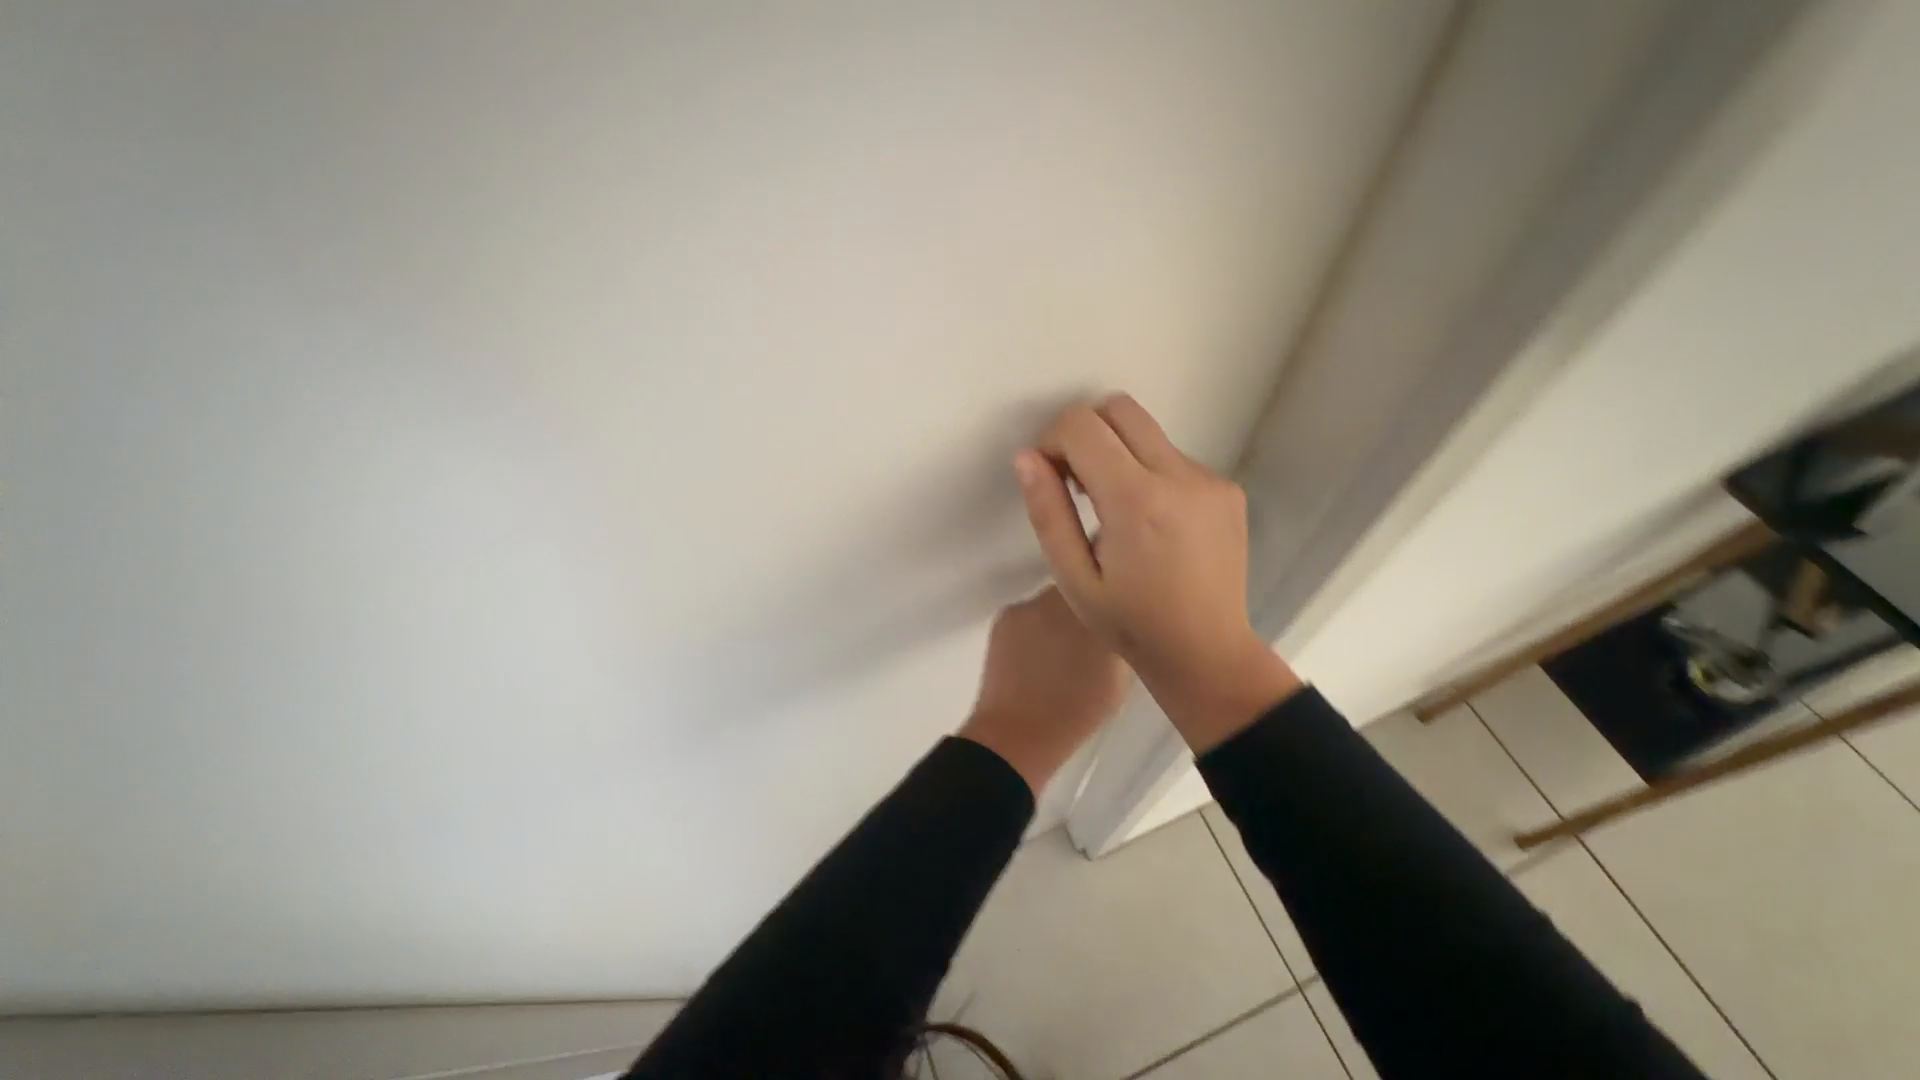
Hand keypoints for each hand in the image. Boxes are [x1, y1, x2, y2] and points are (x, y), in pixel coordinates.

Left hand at [959, 587, 1130, 794]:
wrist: (1017, 733)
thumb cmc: (1077, 713)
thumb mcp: (1119, 678)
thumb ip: (1122, 639)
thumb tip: (1121, 619)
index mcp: (1098, 616)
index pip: (1113, 585)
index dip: (1116, 595)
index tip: (1118, 610)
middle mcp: (1063, 601)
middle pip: (1082, 586)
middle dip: (1088, 601)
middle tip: (1091, 629)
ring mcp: (1031, 605)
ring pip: (1054, 597)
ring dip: (1061, 612)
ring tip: (1062, 644)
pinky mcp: (1006, 615)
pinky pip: (1030, 610)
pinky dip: (1037, 624)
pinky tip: (1037, 650)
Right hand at [1013, 395, 1299, 751]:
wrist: (1207, 653)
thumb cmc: (1131, 625)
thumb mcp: (1074, 577)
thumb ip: (1048, 512)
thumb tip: (1027, 457)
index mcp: (1136, 500)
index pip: (1082, 424)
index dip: (1053, 440)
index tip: (1051, 477)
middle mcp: (1179, 477)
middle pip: (1120, 409)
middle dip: (1087, 432)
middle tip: (1076, 483)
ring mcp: (1210, 481)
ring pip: (1149, 435)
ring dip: (1121, 456)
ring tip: (1116, 515)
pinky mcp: (1227, 491)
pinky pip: (1176, 461)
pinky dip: (1152, 477)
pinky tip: (1151, 527)